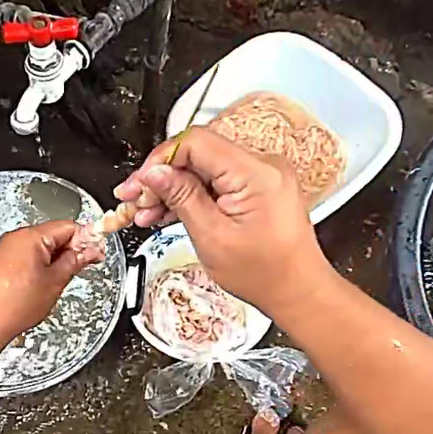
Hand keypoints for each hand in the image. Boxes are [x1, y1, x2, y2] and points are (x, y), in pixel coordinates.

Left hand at [0, 220, 93, 350]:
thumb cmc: (13, 305)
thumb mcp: (55, 282)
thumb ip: (75, 261)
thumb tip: (89, 250)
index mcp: (31, 237)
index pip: (68, 226)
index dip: (86, 239)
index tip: (95, 253)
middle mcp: (16, 237)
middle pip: (53, 234)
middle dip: (70, 249)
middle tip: (81, 268)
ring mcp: (6, 248)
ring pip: (40, 245)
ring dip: (55, 258)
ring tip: (58, 281)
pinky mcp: (1, 260)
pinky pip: (26, 254)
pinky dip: (39, 264)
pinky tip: (42, 283)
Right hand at [112, 129, 330, 314]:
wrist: (297, 291)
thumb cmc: (265, 273)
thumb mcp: (211, 236)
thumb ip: (181, 197)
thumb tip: (153, 172)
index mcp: (255, 174)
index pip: (195, 142)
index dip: (160, 160)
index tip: (140, 184)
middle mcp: (261, 166)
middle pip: (196, 154)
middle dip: (160, 177)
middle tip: (136, 200)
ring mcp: (259, 175)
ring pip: (201, 168)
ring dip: (170, 189)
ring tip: (146, 213)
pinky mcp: (255, 187)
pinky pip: (214, 181)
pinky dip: (189, 195)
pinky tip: (167, 213)